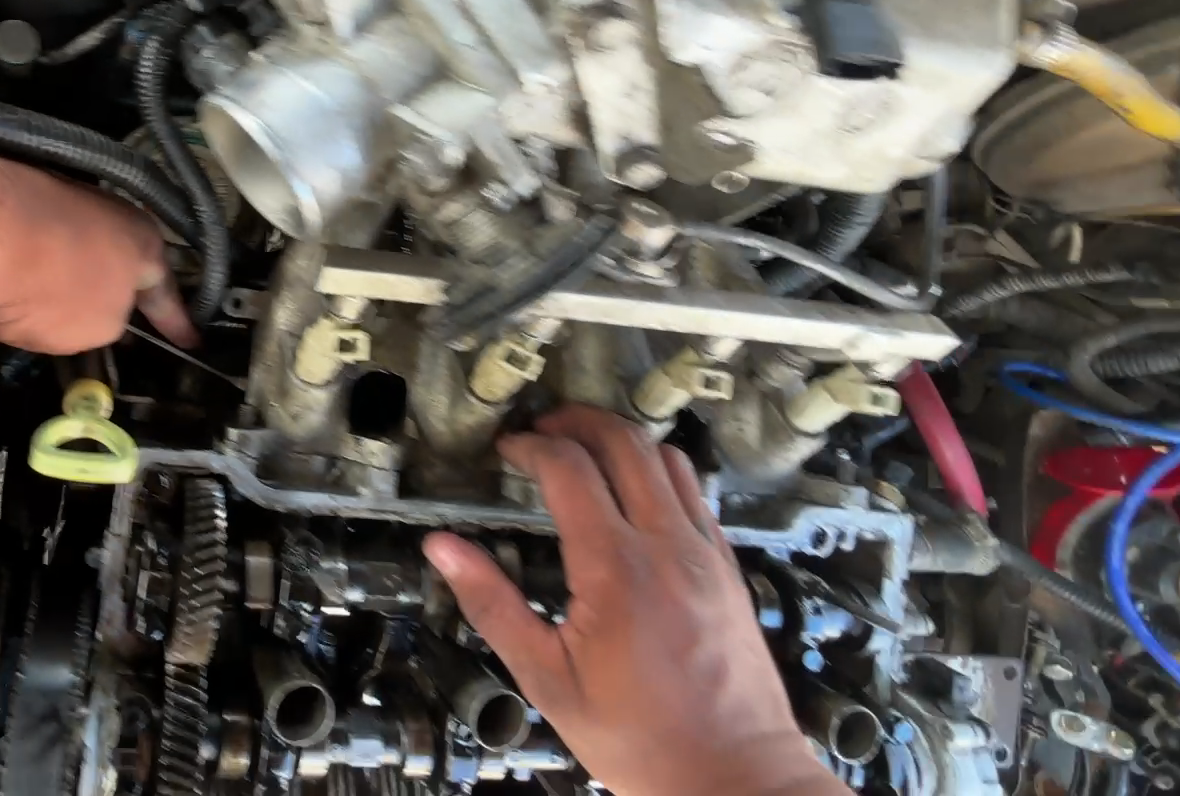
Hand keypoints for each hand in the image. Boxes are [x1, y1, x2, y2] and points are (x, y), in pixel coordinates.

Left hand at [0, 158, 197, 353]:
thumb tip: (95, 307)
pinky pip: (40, 238)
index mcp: (145, 244)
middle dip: (120, 287)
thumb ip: (107, 321)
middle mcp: (114, 211)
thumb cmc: (57, 287)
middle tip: (120, 314)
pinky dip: (37, 260)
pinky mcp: (21, 191)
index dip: (176, 322)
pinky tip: (20, 278)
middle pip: (122, 258)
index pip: (165, 293)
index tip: (191, 340)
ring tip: (56, 302)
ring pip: (80, 245)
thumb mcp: (97, 329)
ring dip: (74, 272)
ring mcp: (67, 194)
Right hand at [423, 405, 846, 795]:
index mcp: (616, 568)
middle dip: (575, 420)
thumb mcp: (545, 678)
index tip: (506, 449)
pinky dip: (655, 466)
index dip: (529, 445)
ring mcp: (706, 552)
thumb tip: (440, 547)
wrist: (738, 782)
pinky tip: (630, 486)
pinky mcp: (728, 565)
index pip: (568, 468)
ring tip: (580, 445)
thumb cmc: (637, 737)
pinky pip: (694, 489)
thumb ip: (490, 603)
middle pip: (623, 442)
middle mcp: (667, 546)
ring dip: (618, 437)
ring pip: (665, 456)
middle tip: (540, 428)